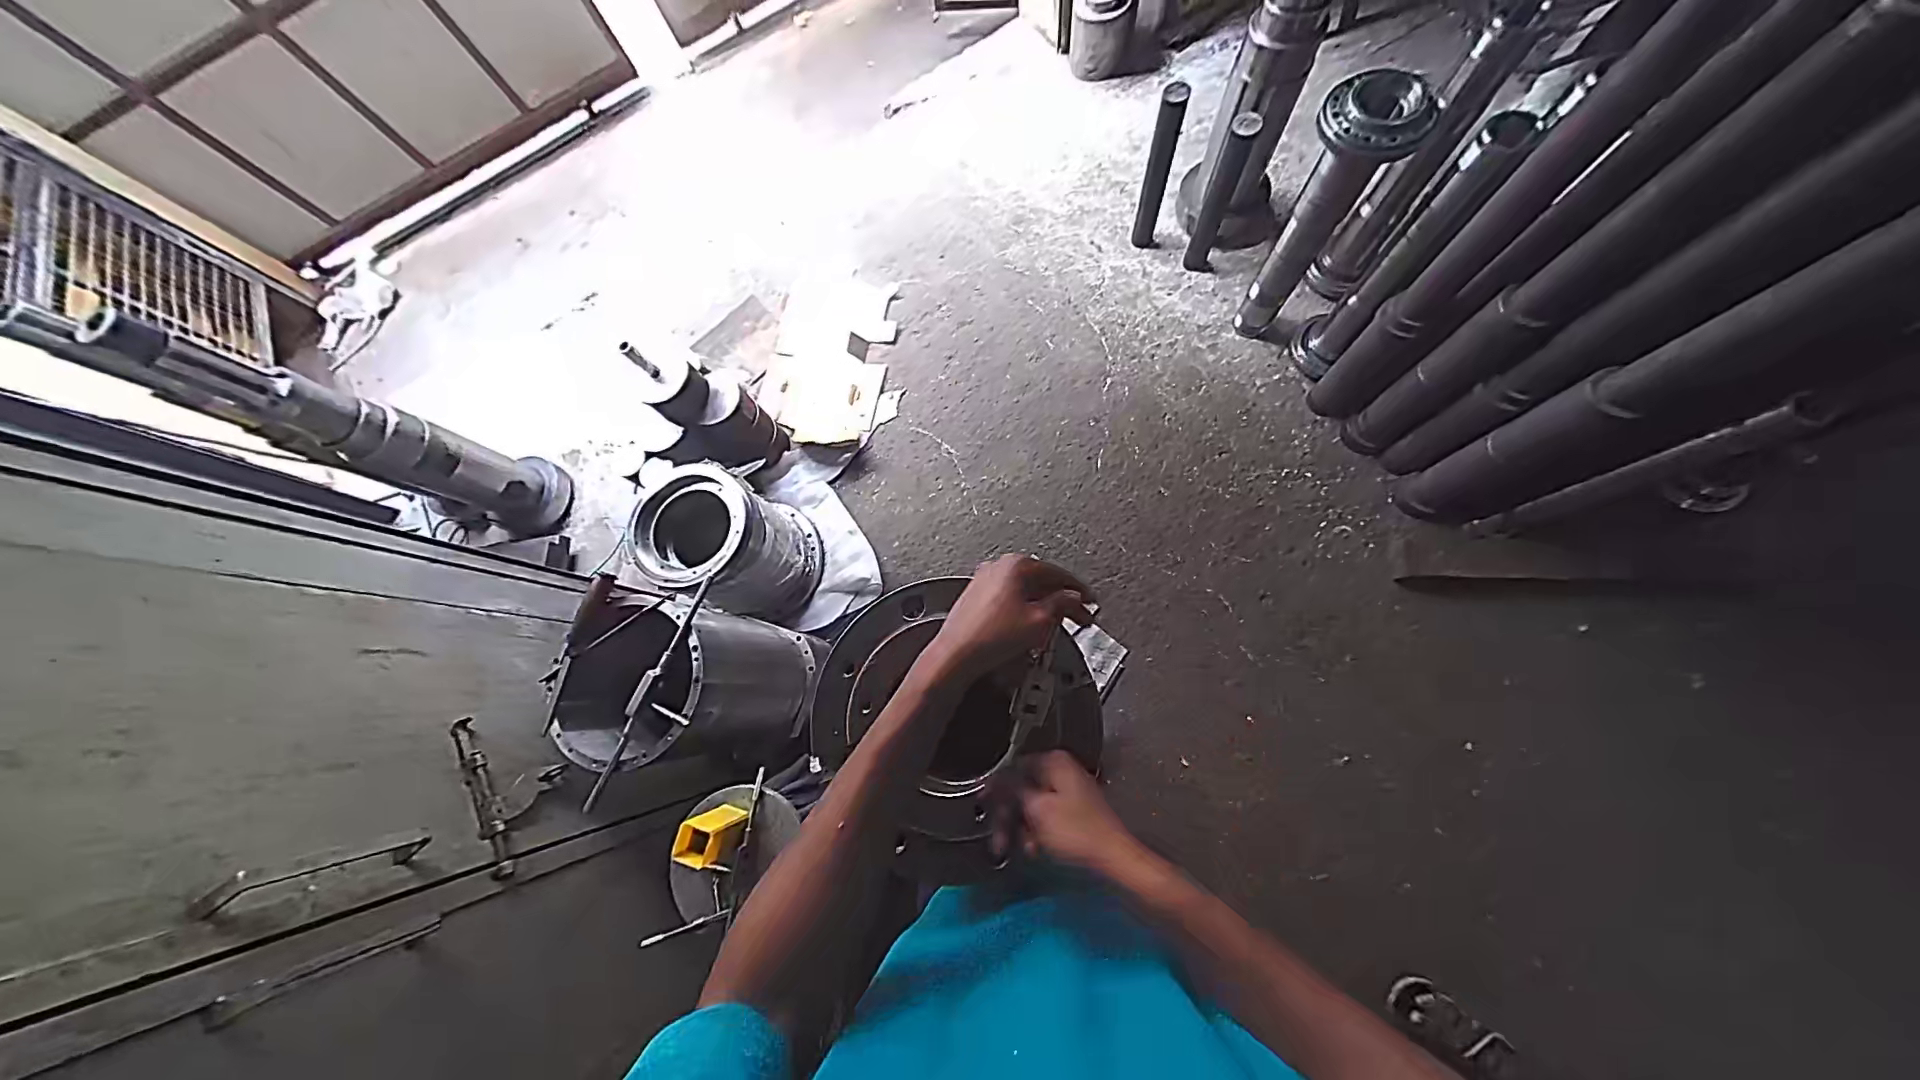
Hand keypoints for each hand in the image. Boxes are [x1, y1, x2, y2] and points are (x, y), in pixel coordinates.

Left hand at [925, 555, 1093, 681]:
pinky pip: (1009, 598)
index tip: (1090, 602)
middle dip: (1062, 599)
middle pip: (1041, 580)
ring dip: (1043, 605)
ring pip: (1025, 589)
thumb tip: (1074, 599)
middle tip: (1078, 615)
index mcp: (1016, 565)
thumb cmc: (988, 637)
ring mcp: (985, 580)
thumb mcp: (1040, 621)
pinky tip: (1030, 625)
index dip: (1079, 591)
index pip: (1058, 574)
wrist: (956, 655)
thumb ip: (1063, 605)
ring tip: (1056, 623)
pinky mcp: (977, 597)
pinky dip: (1024, 609)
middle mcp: (998, 567)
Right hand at [991, 750, 1142, 875]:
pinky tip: (1035, 849)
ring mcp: (1069, 790)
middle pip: (1021, 788)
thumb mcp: (1036, 809)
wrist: (1115, 859)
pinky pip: (1046, 815)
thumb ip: (1011, 789)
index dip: (996, 789)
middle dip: (1009, 816)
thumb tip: (994, 778)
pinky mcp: (1075, 811)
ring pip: (1032, 804)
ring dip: (1022, 827)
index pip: (1013, 767)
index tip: (983, 808)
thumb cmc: (1076, 832)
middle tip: (999, 840)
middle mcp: (1061, 770)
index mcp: (1054, 762)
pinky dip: (1037, 831)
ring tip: (1022, 848)